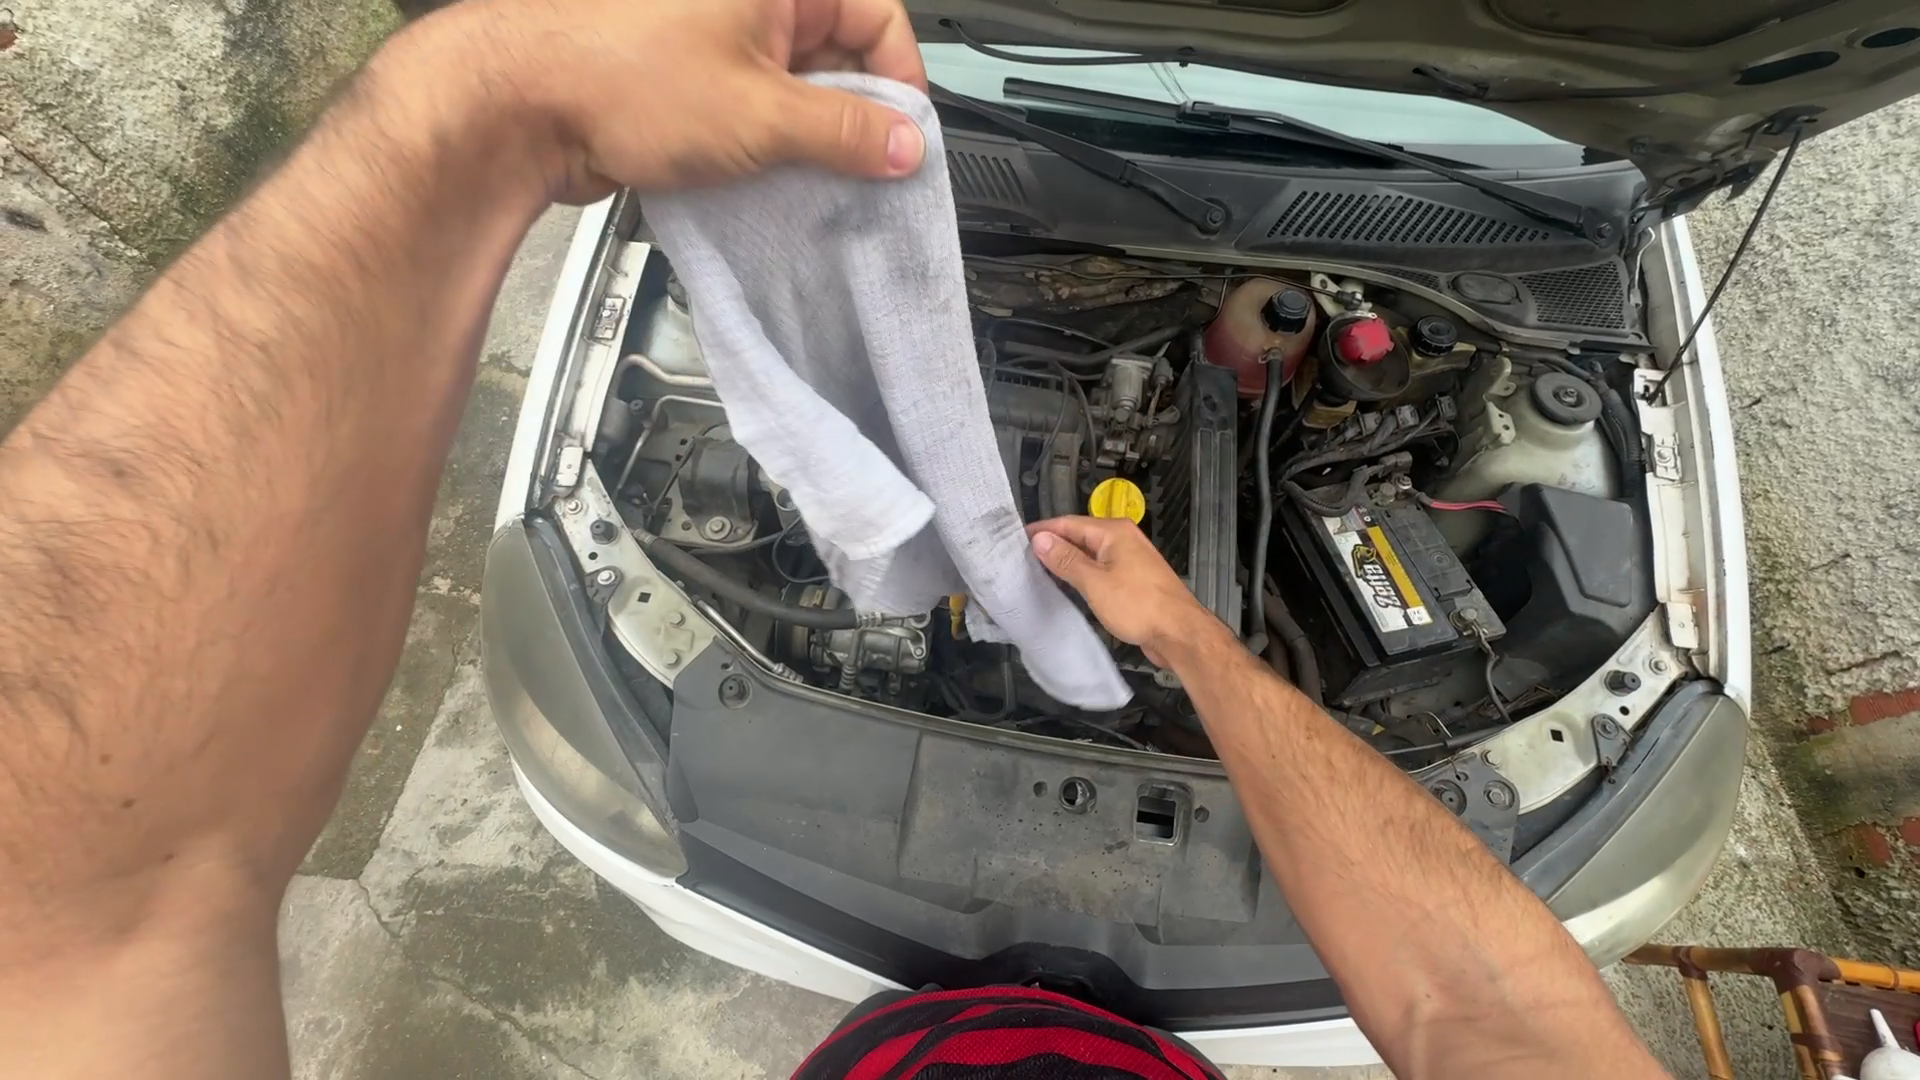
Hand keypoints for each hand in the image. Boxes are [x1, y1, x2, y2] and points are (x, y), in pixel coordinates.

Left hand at [393, 0, 929, 198]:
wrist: (526, 109)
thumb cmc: (621, 80)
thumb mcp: (761, 115)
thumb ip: (844, 132)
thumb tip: (905, 145)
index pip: (878, 14)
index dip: (900, 80)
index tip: (904, 139)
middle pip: (843, 51)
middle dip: (858, 115)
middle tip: (865, 170)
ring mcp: (726, 32)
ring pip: (804, 83)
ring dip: (818, 136)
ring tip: (818, 179)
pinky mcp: (704, 72)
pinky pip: (767, 104)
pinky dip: (782, 141)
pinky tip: (782, 176)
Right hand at [1027, 516, 1219, 666]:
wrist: (1179, 633)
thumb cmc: (1140, 606)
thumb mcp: (1094, 582)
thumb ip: (1065, 559)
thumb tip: (1041, 540)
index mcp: (1114, 532)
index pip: (1068, 523)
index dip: (1043, 530)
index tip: (1019, 539)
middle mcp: (1123, 539)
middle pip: (1079, 536)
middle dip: (1053, 544)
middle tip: (1024, 557)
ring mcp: (1129, 559)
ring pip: (1089, 554)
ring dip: (1067, 560)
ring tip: (1040, 571)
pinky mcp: (1132, 578)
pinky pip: (1100, 568)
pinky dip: (1082, 573)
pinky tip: (1069, 585)